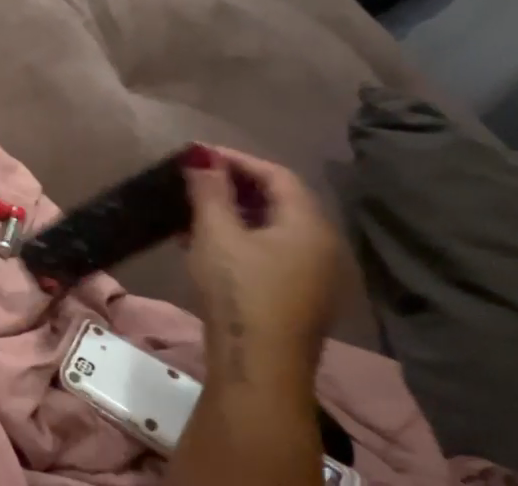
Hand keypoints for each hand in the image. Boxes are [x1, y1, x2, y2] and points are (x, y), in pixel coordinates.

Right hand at [182, 145, 341, 386]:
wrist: (260, 363)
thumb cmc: (239, 289)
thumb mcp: (215, 233)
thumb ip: (209, 190)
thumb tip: (200, 155)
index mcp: (308, 225)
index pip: (277, 175)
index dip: (237, 159)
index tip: (196, 154)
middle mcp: (323, 244)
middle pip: (280, 200)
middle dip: (236, 184)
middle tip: (194, 178)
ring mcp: (315, 272)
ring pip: (274, 226)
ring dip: (236, 210)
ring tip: (195, 208)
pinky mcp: (301, 293)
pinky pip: (274, 248)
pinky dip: (244, 235)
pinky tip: (210, 242)